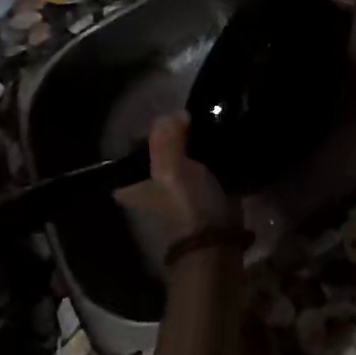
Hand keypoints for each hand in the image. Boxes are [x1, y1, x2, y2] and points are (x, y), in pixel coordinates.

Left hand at [113, 113, 238, 248]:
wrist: (218, 241)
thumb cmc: (188, 206)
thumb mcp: (171, 169)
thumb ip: (167, 139)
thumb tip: (175, 113)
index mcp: (131, 184)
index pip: (135, 147)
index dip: (153, 132)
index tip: (174, 119)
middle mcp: (150, 187)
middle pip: (162, 150)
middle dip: (178, 136)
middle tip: (196, 118)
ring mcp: (177, 191)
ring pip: (185, 157)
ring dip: (197, 145)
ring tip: (212, 127)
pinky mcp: (203, 194)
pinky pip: (205, 167)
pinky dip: (213, 158)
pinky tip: (224, 145)